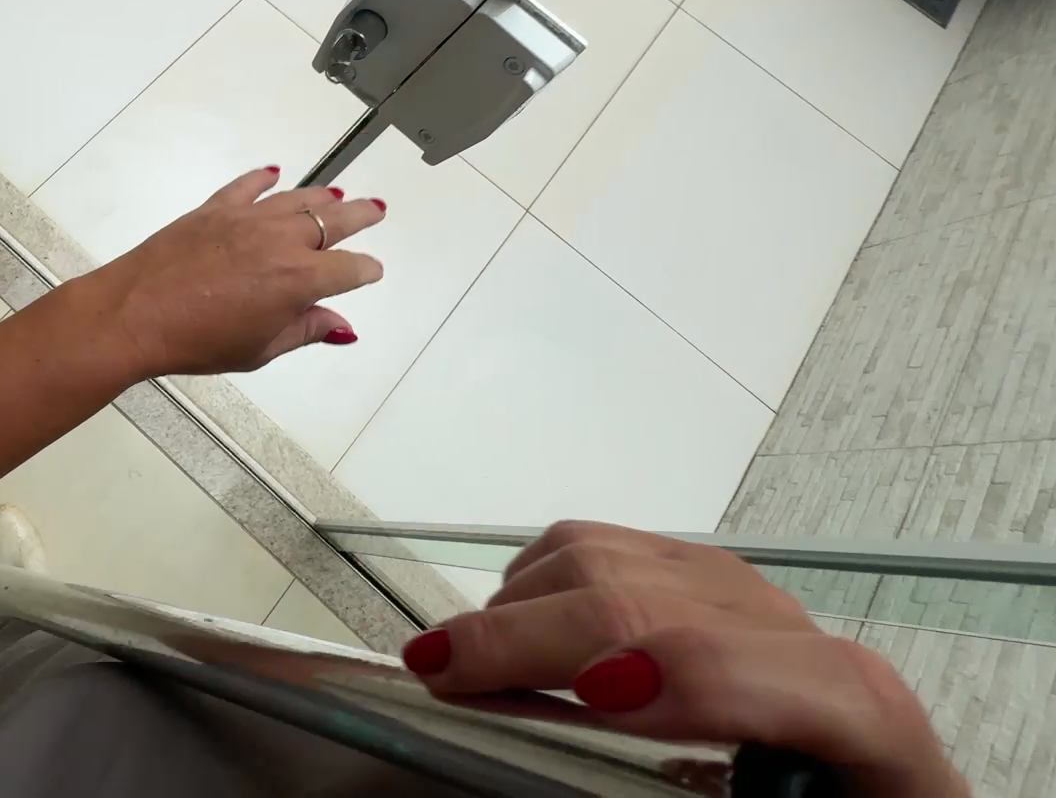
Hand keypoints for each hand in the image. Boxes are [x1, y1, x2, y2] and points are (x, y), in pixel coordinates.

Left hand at [73, 166, 385, 378]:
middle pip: (332, 222)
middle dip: (360, 217)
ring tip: (338, 196)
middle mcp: (280, 241)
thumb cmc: (197, 341)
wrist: (136, 313)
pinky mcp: (213, 210)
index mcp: (299, 280)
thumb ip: (305, 331)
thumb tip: (341, 326)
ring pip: (295, 199)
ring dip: (322, 197)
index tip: (371, 272)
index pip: (349, 269)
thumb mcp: (259, 349)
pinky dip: (263, 178)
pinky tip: (274, 173)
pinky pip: (246, 187)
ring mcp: (245, 220)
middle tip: (376, 211)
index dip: (364, 271)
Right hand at [401, 521, 966, 797]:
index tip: (592, 695)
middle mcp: (798, 640)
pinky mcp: (675, 560)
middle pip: (659, 609)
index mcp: (870, 733)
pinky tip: (505, 614)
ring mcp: (729, 586)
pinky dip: (525, 573)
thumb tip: (556, 753)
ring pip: (604, 560)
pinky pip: (587, 539)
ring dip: (512, 605)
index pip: (824, 687)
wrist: (820, 771)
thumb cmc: (789, 796)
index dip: (703, 678)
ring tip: (454, 652)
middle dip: (529, 635)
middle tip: (441, 670)